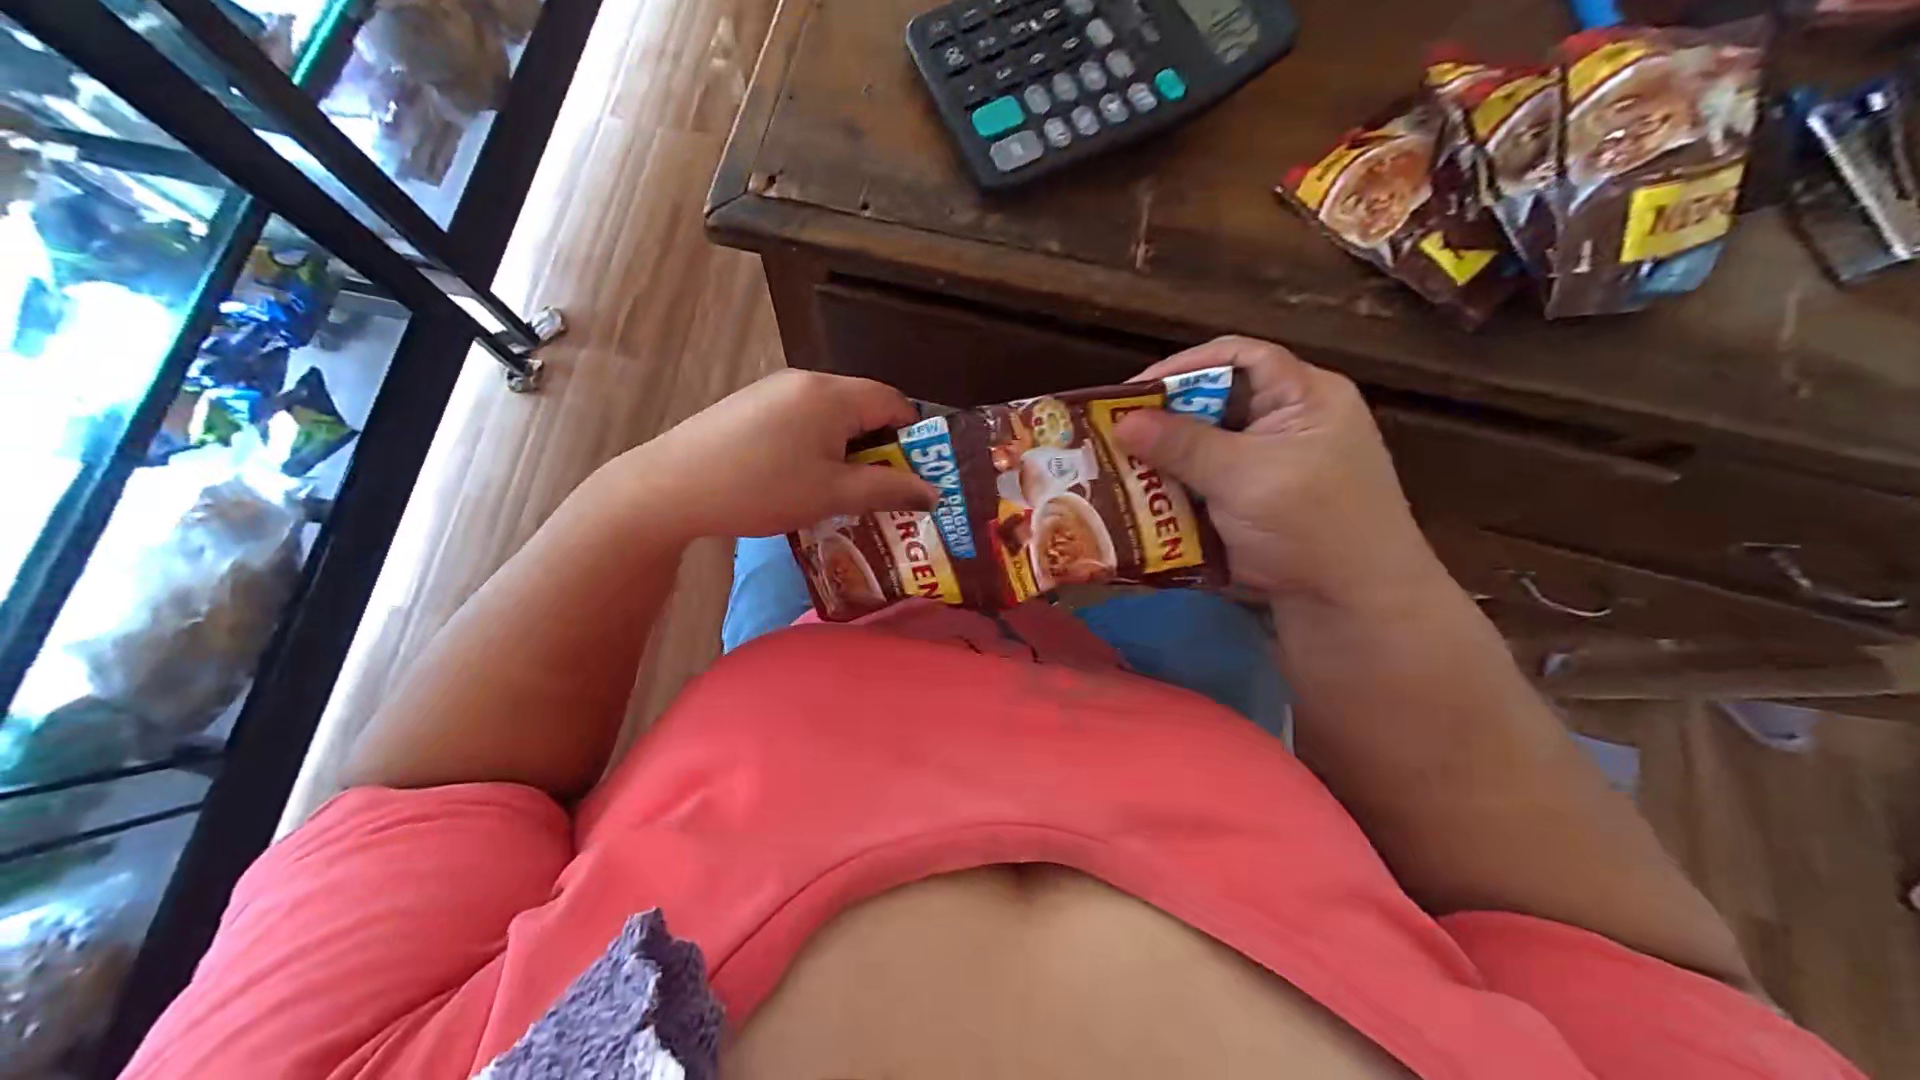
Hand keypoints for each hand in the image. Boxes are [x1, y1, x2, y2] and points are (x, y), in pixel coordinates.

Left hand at [620, 370, 936, 538]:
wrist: (671, 488)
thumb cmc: (762, 488)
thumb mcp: (833, 494)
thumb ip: (888, 490)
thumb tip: (934, 492)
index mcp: (833, 394)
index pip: (895, 401)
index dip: (914, 438)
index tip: (914, 475)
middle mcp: (806, 381)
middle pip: (863, 406)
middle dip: (880, 448)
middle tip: (881, 489)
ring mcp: (775, 390)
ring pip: (832, 416)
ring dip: (848, 450)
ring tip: (842, 490)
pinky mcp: (752, 406)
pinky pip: (803, 420)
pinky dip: (817, 446)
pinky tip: (801, 479)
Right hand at [1113, 336, 1444, 609]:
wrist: (1352, 606)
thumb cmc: (1312, 526)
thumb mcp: (1245, 477)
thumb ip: (1183, 446)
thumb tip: (1121, 420)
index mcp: (1304, 397)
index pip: (1239, 357)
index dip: (1185, 365)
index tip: (1135, 391)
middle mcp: (1286, 423)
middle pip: (1215, 401)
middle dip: (1164, 417)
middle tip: (1115, 432)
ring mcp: (1269, 465)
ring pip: (1204, 446)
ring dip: (1165, 457)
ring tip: (1117, 466)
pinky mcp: (1252, 502)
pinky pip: (1204, 482)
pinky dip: (1175, 487)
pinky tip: (1142, 497)